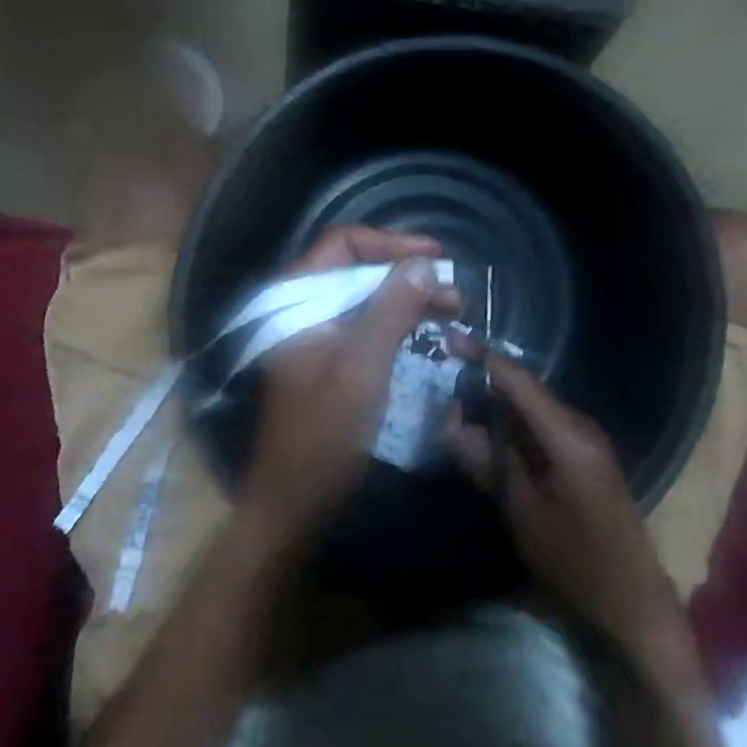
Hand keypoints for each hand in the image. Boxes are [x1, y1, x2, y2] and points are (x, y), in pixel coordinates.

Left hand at [245, 226, 458, 541]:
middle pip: (355, 271)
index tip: (436, 256)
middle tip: (454, 295)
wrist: (292, 503)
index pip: (342, 245)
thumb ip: (390, 311)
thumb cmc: (323, 436)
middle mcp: (300, 310)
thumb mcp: (362, 369)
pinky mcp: (327, 362)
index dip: (390, 242)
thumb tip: (422, 263)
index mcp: (295, 301)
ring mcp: (313, 337)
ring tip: (452, 313)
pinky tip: (428, 337)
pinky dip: (396, 327)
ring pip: (363, 301)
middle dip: (406, 275)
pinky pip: (364, 329)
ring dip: (406, 302)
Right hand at [443, 353, 675, 646]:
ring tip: (456, 409)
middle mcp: (580, 426)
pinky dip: (511, 424)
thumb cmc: (575, 559)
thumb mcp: (521, 511)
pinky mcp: (584, 457)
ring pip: (531, 407)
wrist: (631, 601)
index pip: (518, 380)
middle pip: (524, 389)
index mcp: (567, 436)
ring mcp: (585, 441)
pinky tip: (488, 436)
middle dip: (483, 383)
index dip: (482, 357)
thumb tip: (450, 422)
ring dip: (495, 405)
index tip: (448, 340)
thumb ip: (486, 461)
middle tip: (443, 387)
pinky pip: (541, 426)